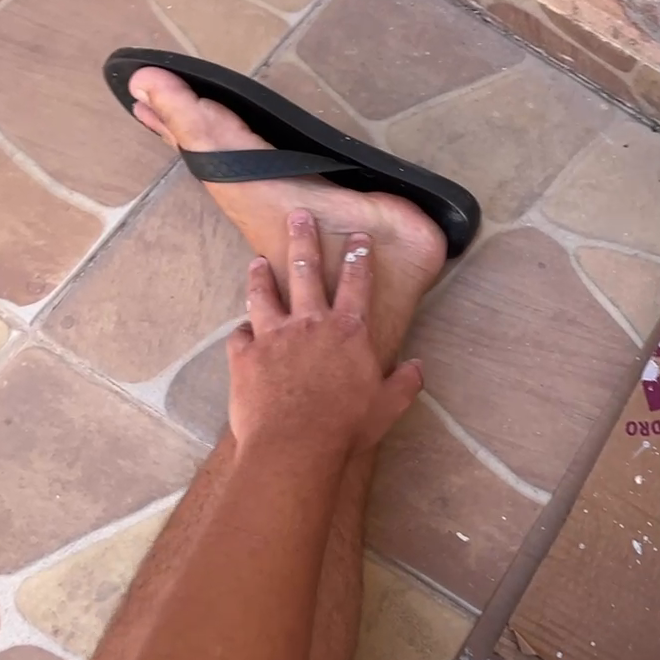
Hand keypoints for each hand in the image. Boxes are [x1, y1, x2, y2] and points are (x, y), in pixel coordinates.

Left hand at [225, 210, 422, 455]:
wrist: (294, 445)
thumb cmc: (347, 425)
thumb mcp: (389, 405)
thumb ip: (405, 382)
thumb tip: (418, 366)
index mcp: (349, 330)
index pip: (357, 283)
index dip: (359, 256)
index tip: (357, 236)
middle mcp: (310, 322)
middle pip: (305, 270)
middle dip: (303, 239)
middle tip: (298, 215)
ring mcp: (274, 336)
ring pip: (265, 294)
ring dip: (261, 275)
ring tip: (256, 260)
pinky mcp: (245, 356)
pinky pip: (241, 335)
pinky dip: (243, 331)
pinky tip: (243, 329)